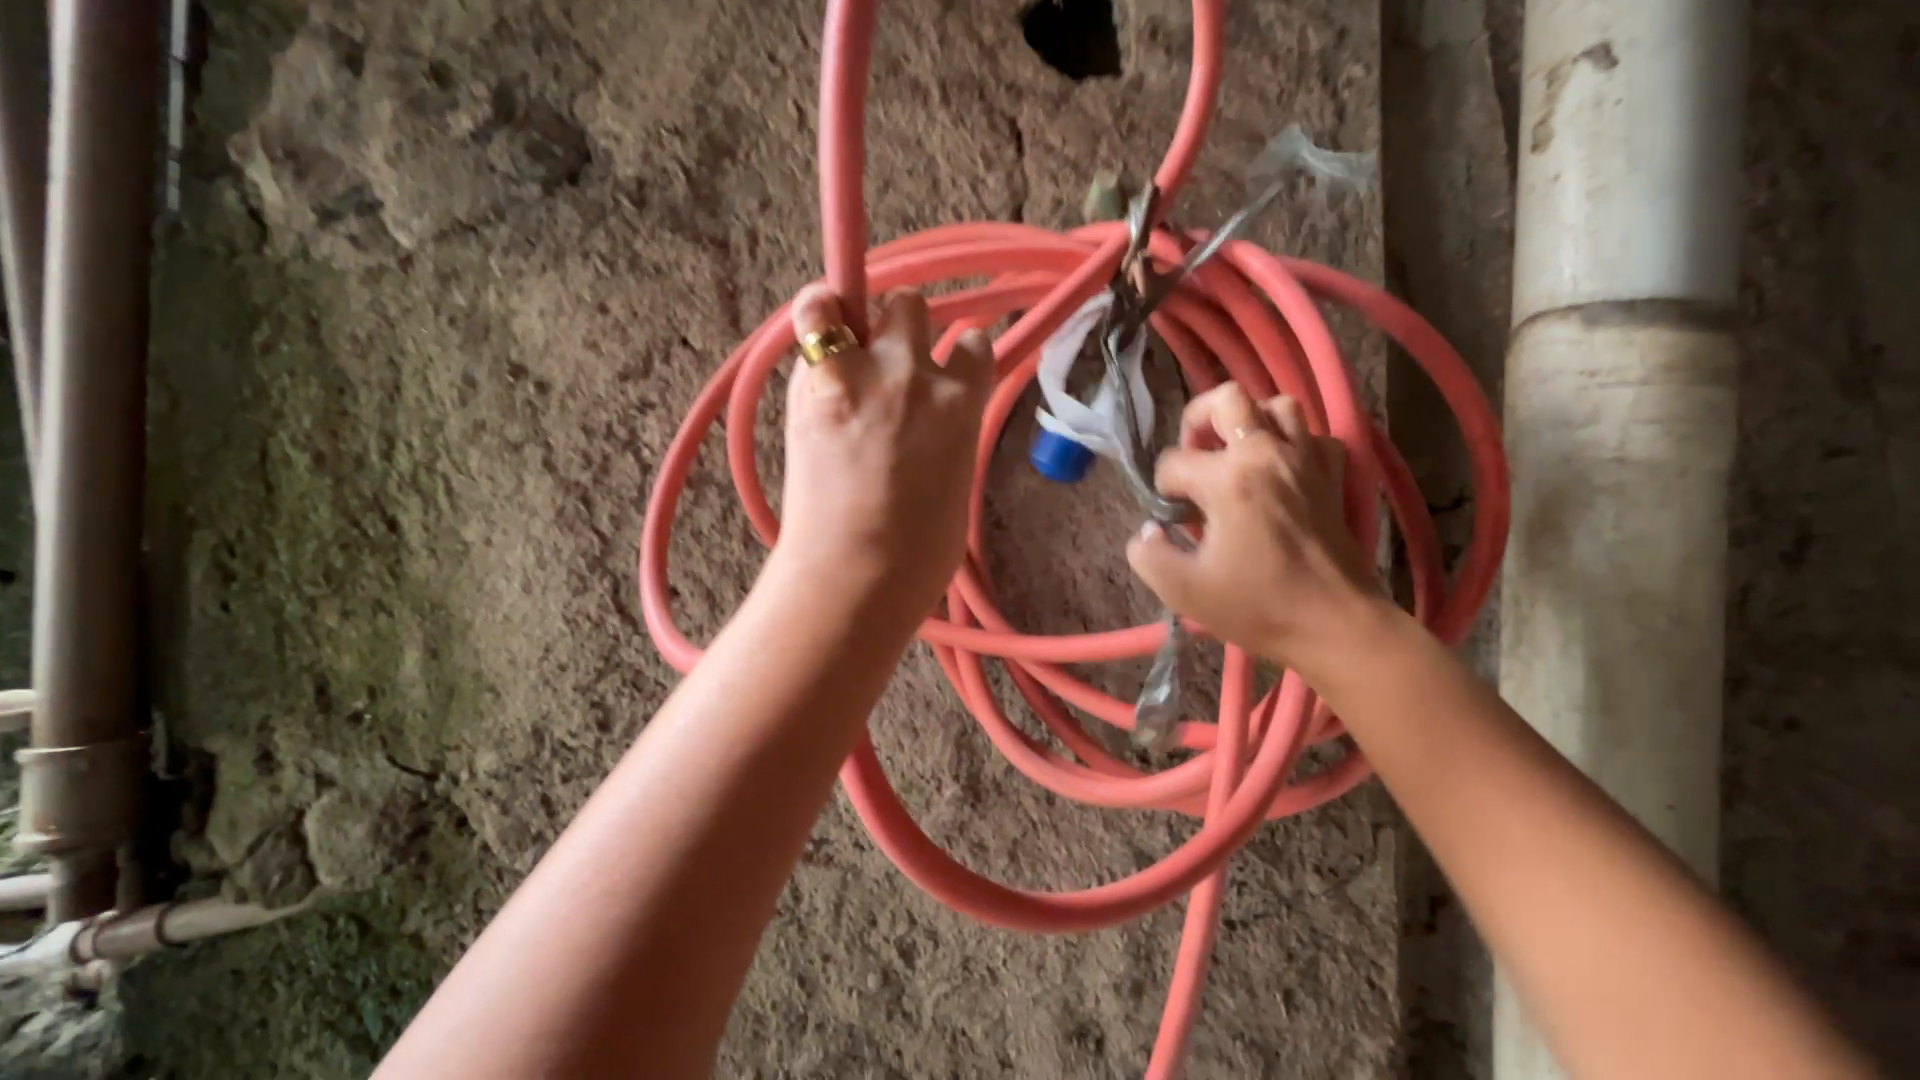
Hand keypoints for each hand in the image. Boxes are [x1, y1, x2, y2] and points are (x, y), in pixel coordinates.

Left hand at [772, 285, 992, 616]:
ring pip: (870, 303)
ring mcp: (866, 371)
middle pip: (913, 308)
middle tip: (886, 359)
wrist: (859, 573)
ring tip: (842, 344)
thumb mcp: (956, 485)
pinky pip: (814, 313)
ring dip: (859, 319)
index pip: (975, 344)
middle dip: (903, 327)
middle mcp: (919, 373)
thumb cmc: (918, 554)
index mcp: (964, 404)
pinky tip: (813, 329)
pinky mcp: (818, 381)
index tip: (945, 367)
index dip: (958, 354)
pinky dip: (814, 315)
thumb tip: (929, 427)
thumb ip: (947, 438)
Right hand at [1126, 384, 1377, 668]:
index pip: (1173, 462)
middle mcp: (1267, 454)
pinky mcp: (1334, 477)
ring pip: (1278, 405)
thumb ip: (1148, 554)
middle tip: (1194, 455)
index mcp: (1227, 479)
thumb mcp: (1182, 590)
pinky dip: (1295, 443)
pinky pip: (1315, 436)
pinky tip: (1281, 470)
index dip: (1162, 489)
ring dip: (1250, 421)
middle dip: (1198, 421)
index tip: (1173, 521)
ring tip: (1235, 454)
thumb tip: (1150, 530)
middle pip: (1227, 399)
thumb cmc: (1257, 607)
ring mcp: (1306, 461)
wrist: (1335, 624)